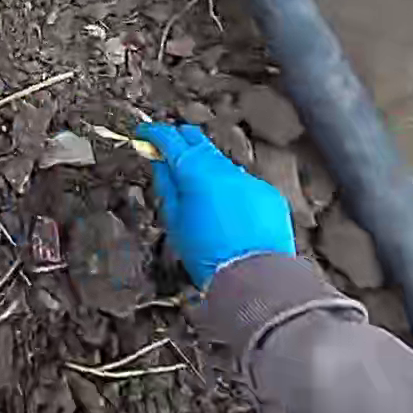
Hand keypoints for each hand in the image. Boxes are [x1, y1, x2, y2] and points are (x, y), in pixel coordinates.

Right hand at [138, 123, 295, 286]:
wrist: (254, 280)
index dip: (154, 133)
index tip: (145, 133)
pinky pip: (243, 182)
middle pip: (197, 140)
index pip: (169, 138)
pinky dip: (231, 188)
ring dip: (207, 168)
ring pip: (221, 161)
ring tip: (198, 189)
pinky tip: (227, 210)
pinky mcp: (267, 192)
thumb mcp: (174, 220)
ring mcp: (247, 178)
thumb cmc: (207, 254)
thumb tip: (159, 161)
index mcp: (194, 169)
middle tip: (168, 151)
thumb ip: (166, 184)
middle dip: (181, 141)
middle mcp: (222, 166)